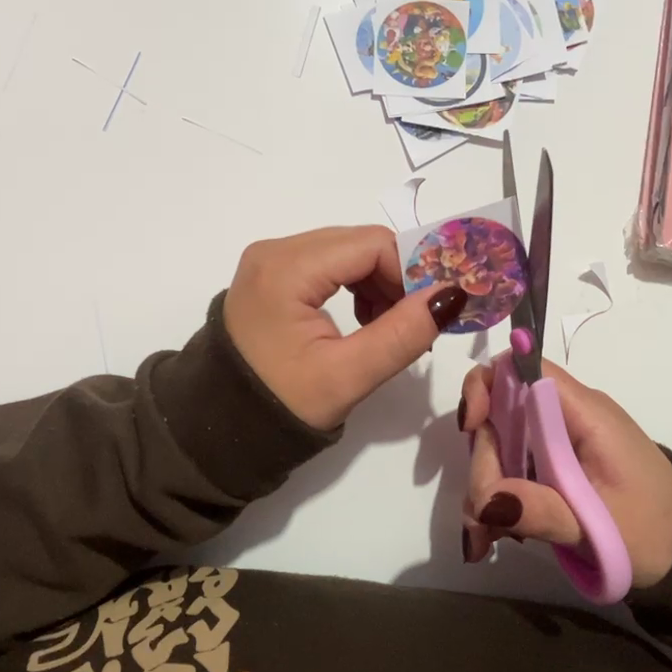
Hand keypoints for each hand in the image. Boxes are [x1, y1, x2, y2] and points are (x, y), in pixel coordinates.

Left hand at [224, 226, 468, 430]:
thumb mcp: (347, 375)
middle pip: (358, 243)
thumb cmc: (281, 404)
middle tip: (418, 323)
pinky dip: (354, 285)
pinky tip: (364, 320)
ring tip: (390, 328)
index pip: (371, 244)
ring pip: (345, 252)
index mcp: (286, 268)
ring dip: (377, 282)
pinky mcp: (271, 275)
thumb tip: (453, 294)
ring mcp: (270, 261)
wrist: (217, 427)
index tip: (434, 311)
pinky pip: (326, 264)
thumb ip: (402, 333)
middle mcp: (275, 250)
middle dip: (397, 278)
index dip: (412, 271)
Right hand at [458, 359, 671, 589]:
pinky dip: (496, 499)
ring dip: (484, 489)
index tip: (472, 428)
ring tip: (484, 538)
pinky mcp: (550, 461)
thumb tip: (485, 502)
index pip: (523, 368)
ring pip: (498, 444)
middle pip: (500, 414)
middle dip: (483, 463)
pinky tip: (492, 535)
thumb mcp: (597, 527)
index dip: (487, 386)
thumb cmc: (653, 530)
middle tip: (483, 518)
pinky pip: (510, 466)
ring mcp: (554, 439)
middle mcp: (563, 415)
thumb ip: (542, 511)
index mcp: (583, 413)